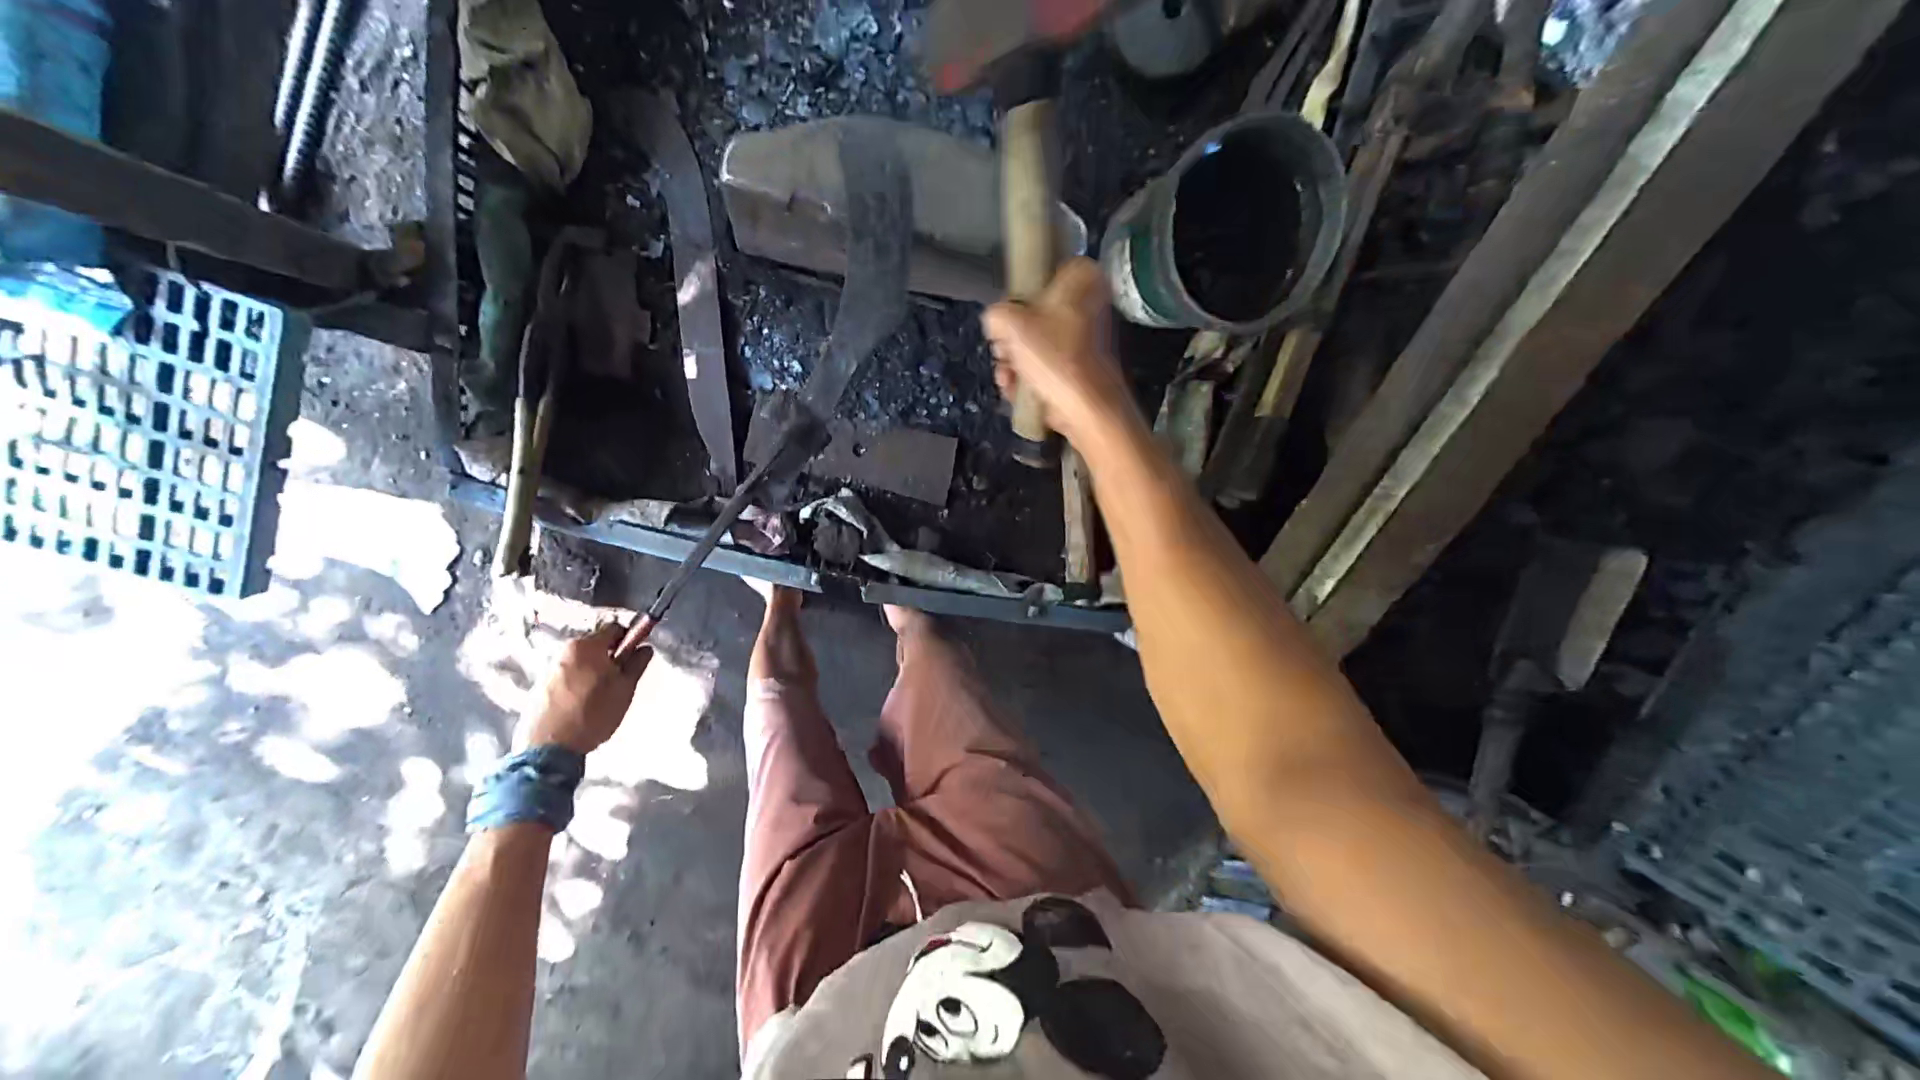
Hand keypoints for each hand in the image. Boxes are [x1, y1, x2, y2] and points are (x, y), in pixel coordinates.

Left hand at [522, 623, 648, 754]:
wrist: (549, 748)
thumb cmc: (592, 714)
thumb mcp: (624, 689)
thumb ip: (637, 664)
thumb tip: (645, 648)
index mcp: (587, 646)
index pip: (615, 629)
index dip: (630, 640)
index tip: (634, 657)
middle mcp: (564, 650)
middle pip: (596, 645)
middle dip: (610, 658)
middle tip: (619, 681)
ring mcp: (548, 668)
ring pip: (581, 662)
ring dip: (593, 672)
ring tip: (600, 697)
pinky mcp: (538, 686)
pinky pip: (566, 676)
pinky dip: (577, 683)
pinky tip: (581, 705)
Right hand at [981, 257, 1140, 447]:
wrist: (1087, 408)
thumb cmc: (1056, 359)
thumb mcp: (1011, 324)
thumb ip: (995, 314)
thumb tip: (997, 322)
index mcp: (1083, 278)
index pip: (1042, 271)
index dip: (1019, 294)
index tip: (1007, 314)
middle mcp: (1090, 304)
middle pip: (1034, 313)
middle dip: (1012, 337)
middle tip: (1004, 349)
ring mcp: (1087, 339)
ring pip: (1037, 343)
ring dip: (1015, 361)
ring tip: (1008, 375)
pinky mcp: (1081, 369)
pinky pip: (1046, 366)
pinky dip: (1029, 378)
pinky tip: (1016, 390)